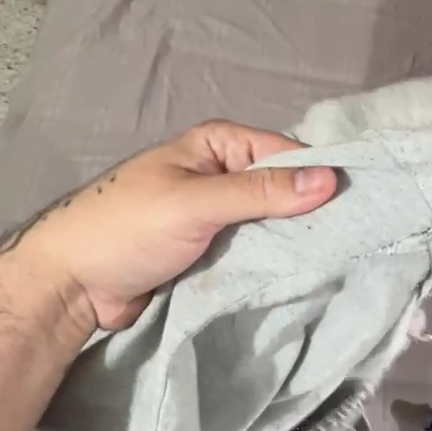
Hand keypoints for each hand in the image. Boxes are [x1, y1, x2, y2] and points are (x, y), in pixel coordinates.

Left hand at [15, 120, 336, 329]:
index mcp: (219, 145)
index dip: (320, 176)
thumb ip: (260, 192)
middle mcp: (224, 174)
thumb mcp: (196, 203)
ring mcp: (220, 215)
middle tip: (354, 239)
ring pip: (273, 224)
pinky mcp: (215, 250)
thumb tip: (330, 179)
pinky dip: (274, 262)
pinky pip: (256, 251)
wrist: (72, 284)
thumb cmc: (127, 228)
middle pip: (283, 189)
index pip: (286, 154)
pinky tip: (304, 275)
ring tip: (338, 260)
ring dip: (294, 241)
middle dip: (310, 212)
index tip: (359, 205)